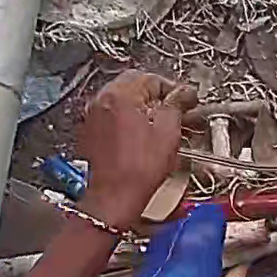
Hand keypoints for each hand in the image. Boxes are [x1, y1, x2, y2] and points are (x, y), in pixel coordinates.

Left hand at [76, 70, 195, 227]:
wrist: (112, 198)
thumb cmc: (136, 171)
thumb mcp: (167, 133)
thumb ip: (175, 106)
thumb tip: (183, 93)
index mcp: (120, 96)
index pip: (151, 78)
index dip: (173, 89)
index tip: (186, 100)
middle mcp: (102, 102)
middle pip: (134, 85)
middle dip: (157, 95)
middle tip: (175, 110)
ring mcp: (93, 117)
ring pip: (122, 100)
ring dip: (143, 107)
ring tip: (160, 124)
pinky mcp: (90, 133)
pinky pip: (113, 116)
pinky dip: (129, 120)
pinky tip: (142, 136)